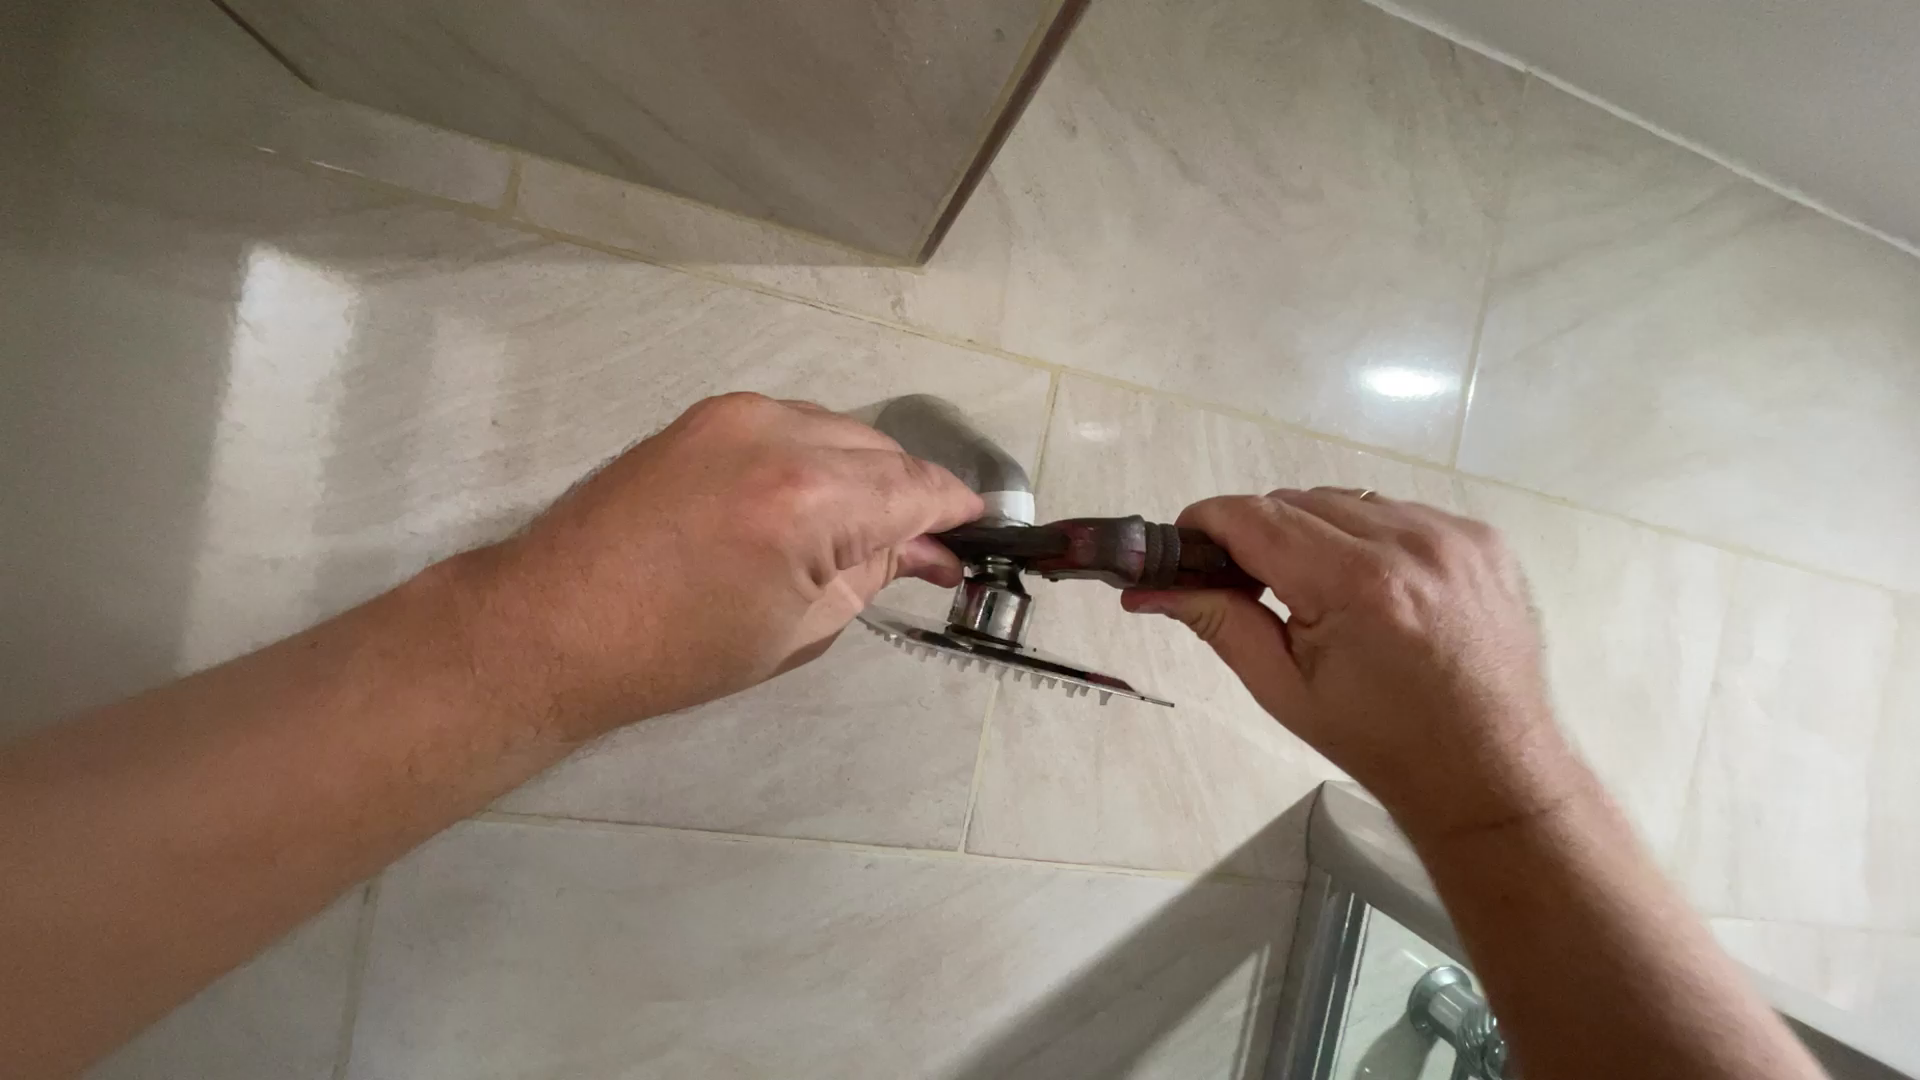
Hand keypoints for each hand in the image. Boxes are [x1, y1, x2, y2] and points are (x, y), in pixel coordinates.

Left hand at [446, 393, 983, 740]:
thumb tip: (930, 551)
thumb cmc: (682, 653)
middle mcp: (780, 436)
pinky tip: (811, 498)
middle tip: (915, 545)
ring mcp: (739, 414)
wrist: (554, 624)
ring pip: (842, 429)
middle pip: (885, 451)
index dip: (954, 508)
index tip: (974, 528)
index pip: (916, 488)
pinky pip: (796, 423)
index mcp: (810, 503)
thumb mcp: (804, 627)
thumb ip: (877, 572)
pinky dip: (821, 455)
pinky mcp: (709, 413)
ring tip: (857, 527)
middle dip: (910, 494)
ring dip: (866, 472)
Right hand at [1122, 488, 1575, 840]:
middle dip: (1256, 532)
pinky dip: (1361, 535)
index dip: (1206, 521)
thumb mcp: (1280, 688)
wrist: (1492, 773)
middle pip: (1295, 501)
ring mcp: (1454, 534)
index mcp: (1357, 585)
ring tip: (1312, 586)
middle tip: (1246, 581)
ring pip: (1343, 500)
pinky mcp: (1481, 537)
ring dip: (1309, 530)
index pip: (1255, 517)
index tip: (1183, 544)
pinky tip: (1367, 584)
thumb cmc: (1375, 741)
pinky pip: (1392, 511)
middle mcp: (1410, 542)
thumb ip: (1216, 621)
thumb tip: (1146, 590)